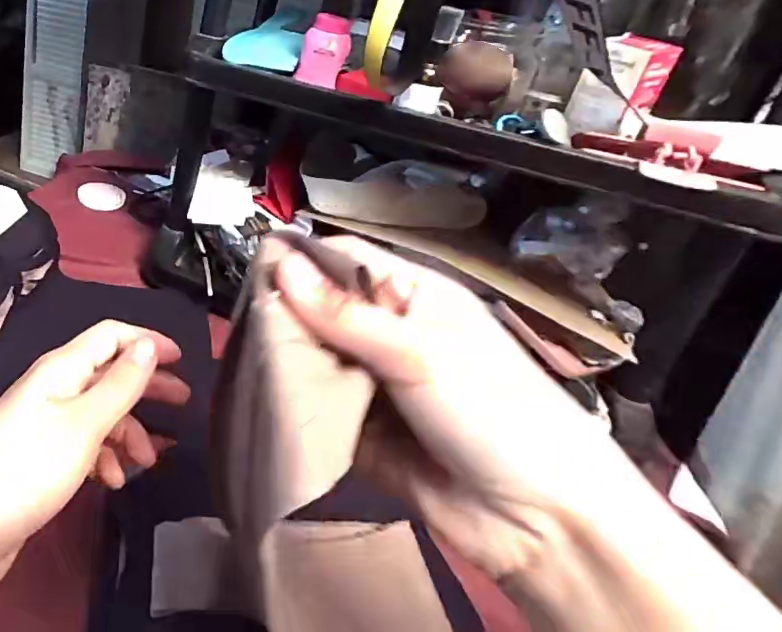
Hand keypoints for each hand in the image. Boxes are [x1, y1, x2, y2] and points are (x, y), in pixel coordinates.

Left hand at [0, 321, 189, 597]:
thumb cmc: (25, 470)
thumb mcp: (83, 425)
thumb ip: (120, 384)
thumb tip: (148, 345)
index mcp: (62, 368)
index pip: (111, 335)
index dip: (147, 340)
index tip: (180, 358)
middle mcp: (54, 388)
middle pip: (109, 373)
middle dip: (146, 388)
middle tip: (181, 403)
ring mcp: (44, 423)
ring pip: (99, 413)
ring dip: (127, 432)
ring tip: (146, 460)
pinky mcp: (39, 457)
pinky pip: (83, 443)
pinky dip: (104, 456)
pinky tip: (112, 479)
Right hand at [263, 234, 641, 580]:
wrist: (542, 523)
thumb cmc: (491, 410)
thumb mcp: (418, 351)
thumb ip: (346, 313)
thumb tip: (281, 262)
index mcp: (411, 292)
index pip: (345, 258)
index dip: (301, 258)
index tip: (253, 265)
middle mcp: (389, 330)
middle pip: (324, 307)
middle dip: (286, 310)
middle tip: (239, 317)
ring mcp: (375, 381)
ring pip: (317, 356)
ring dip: (287, 357)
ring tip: (242, 355)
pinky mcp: (363, 430)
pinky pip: (321, 405)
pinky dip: (297, 403)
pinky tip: (263, 399)